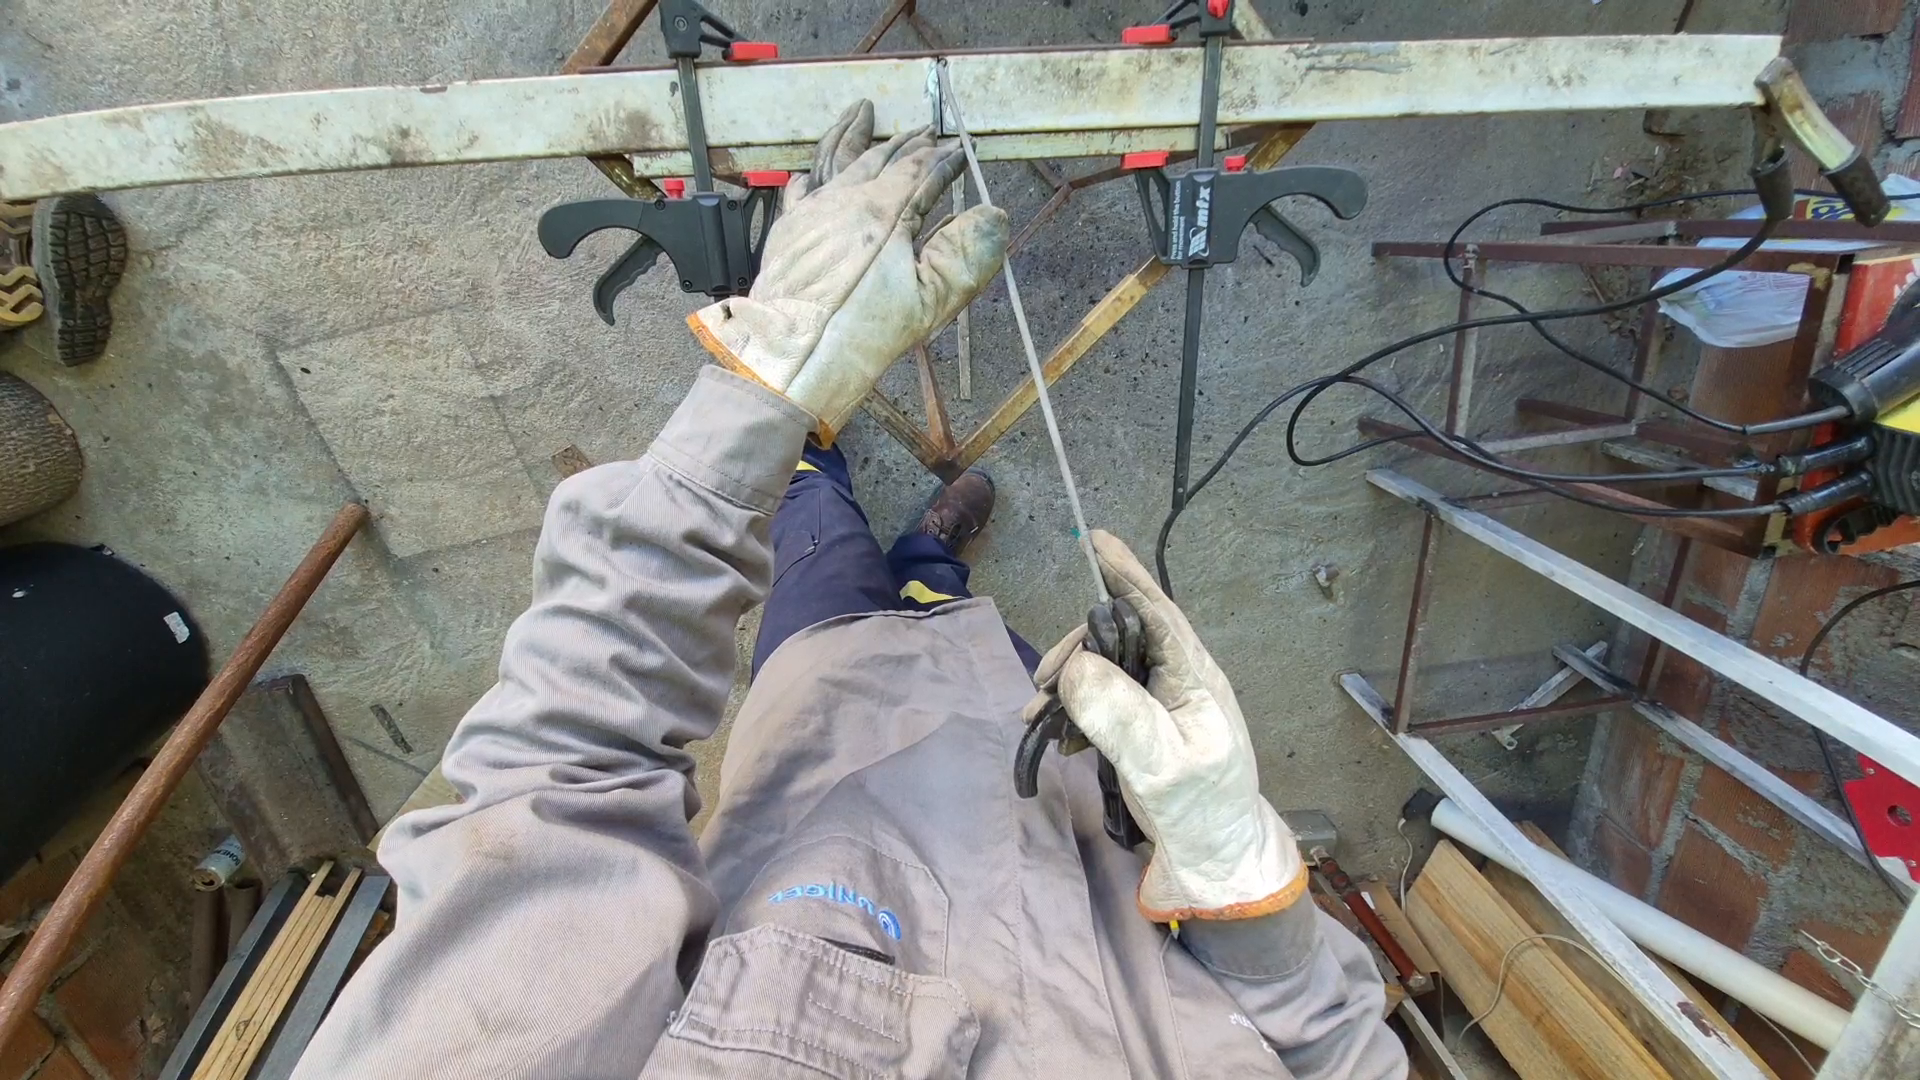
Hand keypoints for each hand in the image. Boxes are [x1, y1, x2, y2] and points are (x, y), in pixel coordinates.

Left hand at [688, 100, 1007, 439]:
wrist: (792, 358)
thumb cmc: (861, 336)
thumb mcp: (928, 302)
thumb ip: (963, 254)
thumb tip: (995, 217)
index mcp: (883, 213)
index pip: (921, 170)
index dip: (945, 160)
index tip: (962, 153)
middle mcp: (844, 201)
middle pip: (881, 158)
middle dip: (908, 143)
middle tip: (927, 131)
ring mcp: (811, 213)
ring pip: (835, 160)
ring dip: (853, 134)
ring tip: (862, 111)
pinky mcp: (787, 234)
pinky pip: (799, 189)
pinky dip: (812, 174)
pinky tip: (812, 171)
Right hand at [1026, 531, 1304, 921]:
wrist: (1211, 861)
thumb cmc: (1201, 810)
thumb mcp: (1164, 763)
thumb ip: (1121, 714)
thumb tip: (1075, 666)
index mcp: (1192, 674)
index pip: (1155, 611)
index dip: (1126, 574)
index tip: (1095, 540)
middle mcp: (1174, 677)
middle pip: (1116, 637)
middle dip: (1075, 650)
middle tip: (1042, 683)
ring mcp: (1155, 701)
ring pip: (1102, 667)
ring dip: (1067, 684)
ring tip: (1038, 715)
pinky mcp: (1138, 724)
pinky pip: (1097, 698)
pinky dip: (1072, 709)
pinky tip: (1058, 734)